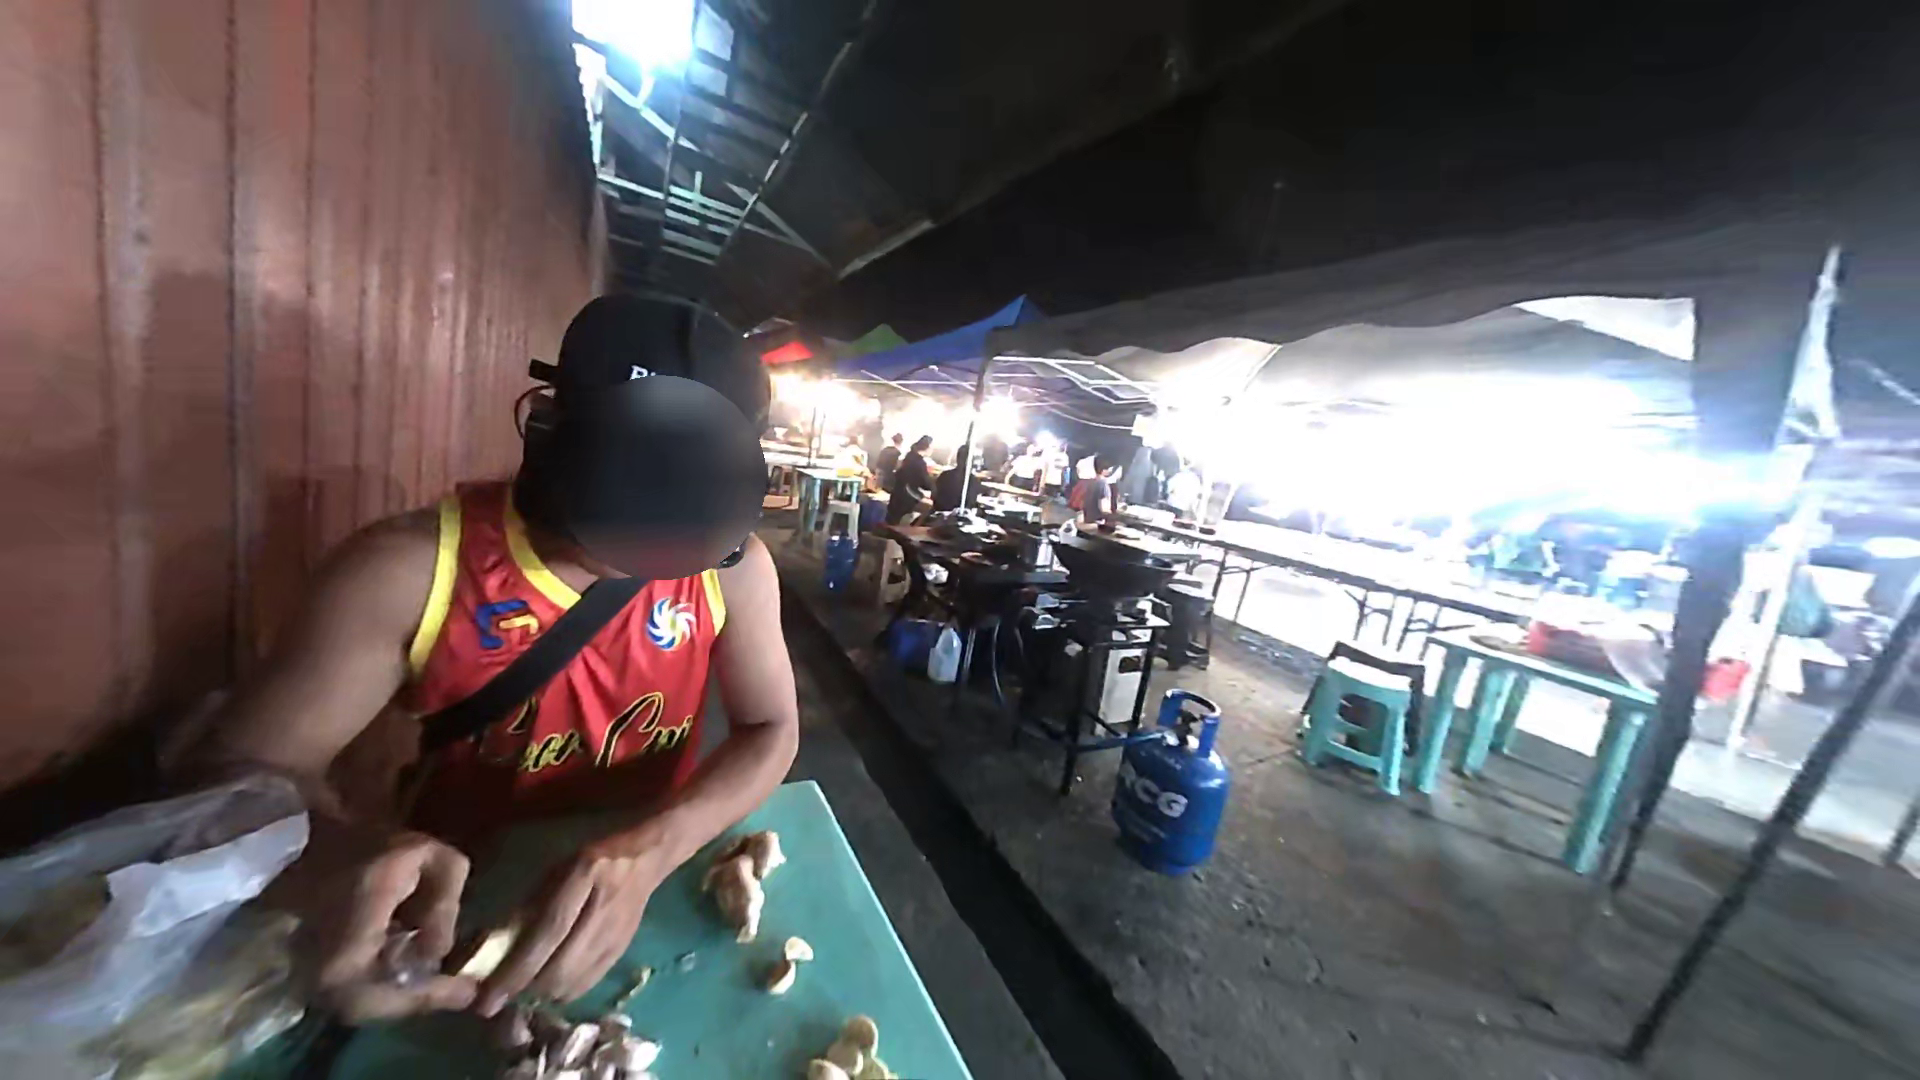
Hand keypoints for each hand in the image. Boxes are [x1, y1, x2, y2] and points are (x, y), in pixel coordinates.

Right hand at [302, 826, 477, 1022]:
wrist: (324, 844)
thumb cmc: (381, 847)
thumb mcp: (433, 859)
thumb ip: (443, 903)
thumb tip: (437, 953)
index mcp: (348, 937)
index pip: (375, 991)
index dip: (421, 999)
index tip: (467, 994)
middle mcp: (317, 966)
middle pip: (366, 1007)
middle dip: (418, 1002)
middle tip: (463, 993)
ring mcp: (310, 972)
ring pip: (358, 1004)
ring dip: (405, 999)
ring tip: (450, 987)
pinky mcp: (316, 968)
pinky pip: (354, 991)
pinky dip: (391, 989)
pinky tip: (424, 975)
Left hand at [473, 835, 666, 1014]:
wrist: (647, 855)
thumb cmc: (596, 857)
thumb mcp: (559, 869)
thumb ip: (531, 905)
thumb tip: (495, 949)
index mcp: (586, 875)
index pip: (549, 930)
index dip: (517, 968)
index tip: (487, 996)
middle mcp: (604, 904)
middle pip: (562, 964)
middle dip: (526, 989)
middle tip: (501, 998)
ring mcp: (619, 927)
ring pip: (576, 979)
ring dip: (544, 994)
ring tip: (525, 990)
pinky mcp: (625, 944)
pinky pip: (591, 980)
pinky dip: (567, 991)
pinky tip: (553, 986)